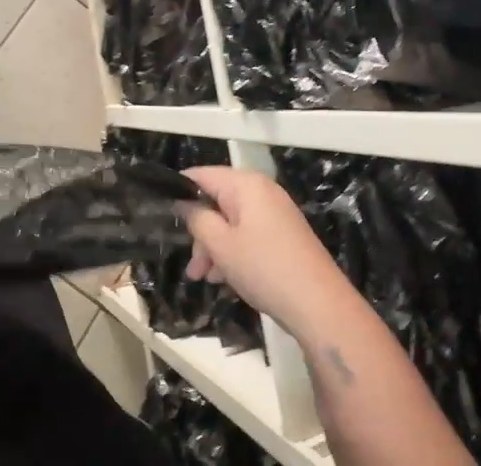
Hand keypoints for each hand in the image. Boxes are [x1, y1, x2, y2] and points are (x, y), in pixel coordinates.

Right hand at [181, 166, 355, 334]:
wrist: (319, 305)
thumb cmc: (264, 267)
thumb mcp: (221, 244)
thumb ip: (197, 218)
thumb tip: (183, 203)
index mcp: (246, 184)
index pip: (202, 175)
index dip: (179, 191)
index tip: (161, 214)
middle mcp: (262, 192)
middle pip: (217, 202)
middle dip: (200, 232)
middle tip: (192, 266)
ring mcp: (275, 214)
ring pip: (231, 222)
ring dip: (214, 247)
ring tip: (204, 278)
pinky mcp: (283, 235)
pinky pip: (247, 235)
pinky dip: (233, 252)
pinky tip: (225, 279)